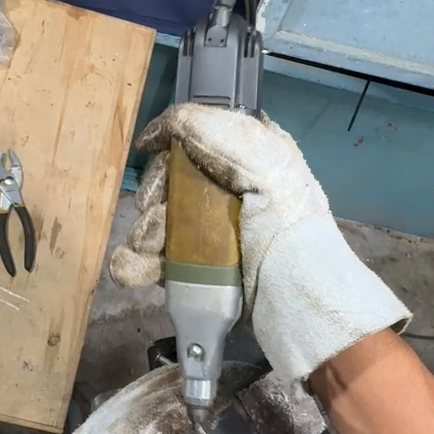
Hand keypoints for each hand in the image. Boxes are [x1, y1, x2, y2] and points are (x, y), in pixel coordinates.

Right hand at [110, 104, 410, 380]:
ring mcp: (210, 236)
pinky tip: (137, 273)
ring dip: (141, 239)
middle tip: (157, 224)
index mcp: (249, 160)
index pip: (192, 141)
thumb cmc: (285, 228)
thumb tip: (159, 130)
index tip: (153, 158)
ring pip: (153, 224)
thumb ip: (215, 130)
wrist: (296, 303)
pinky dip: (136, 266)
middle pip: (166, 185)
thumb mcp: (264, 163)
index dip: (169, 151)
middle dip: (153, 204)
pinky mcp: (197, 273)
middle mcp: (228, 194)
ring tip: (148, 257)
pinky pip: (153, 261)